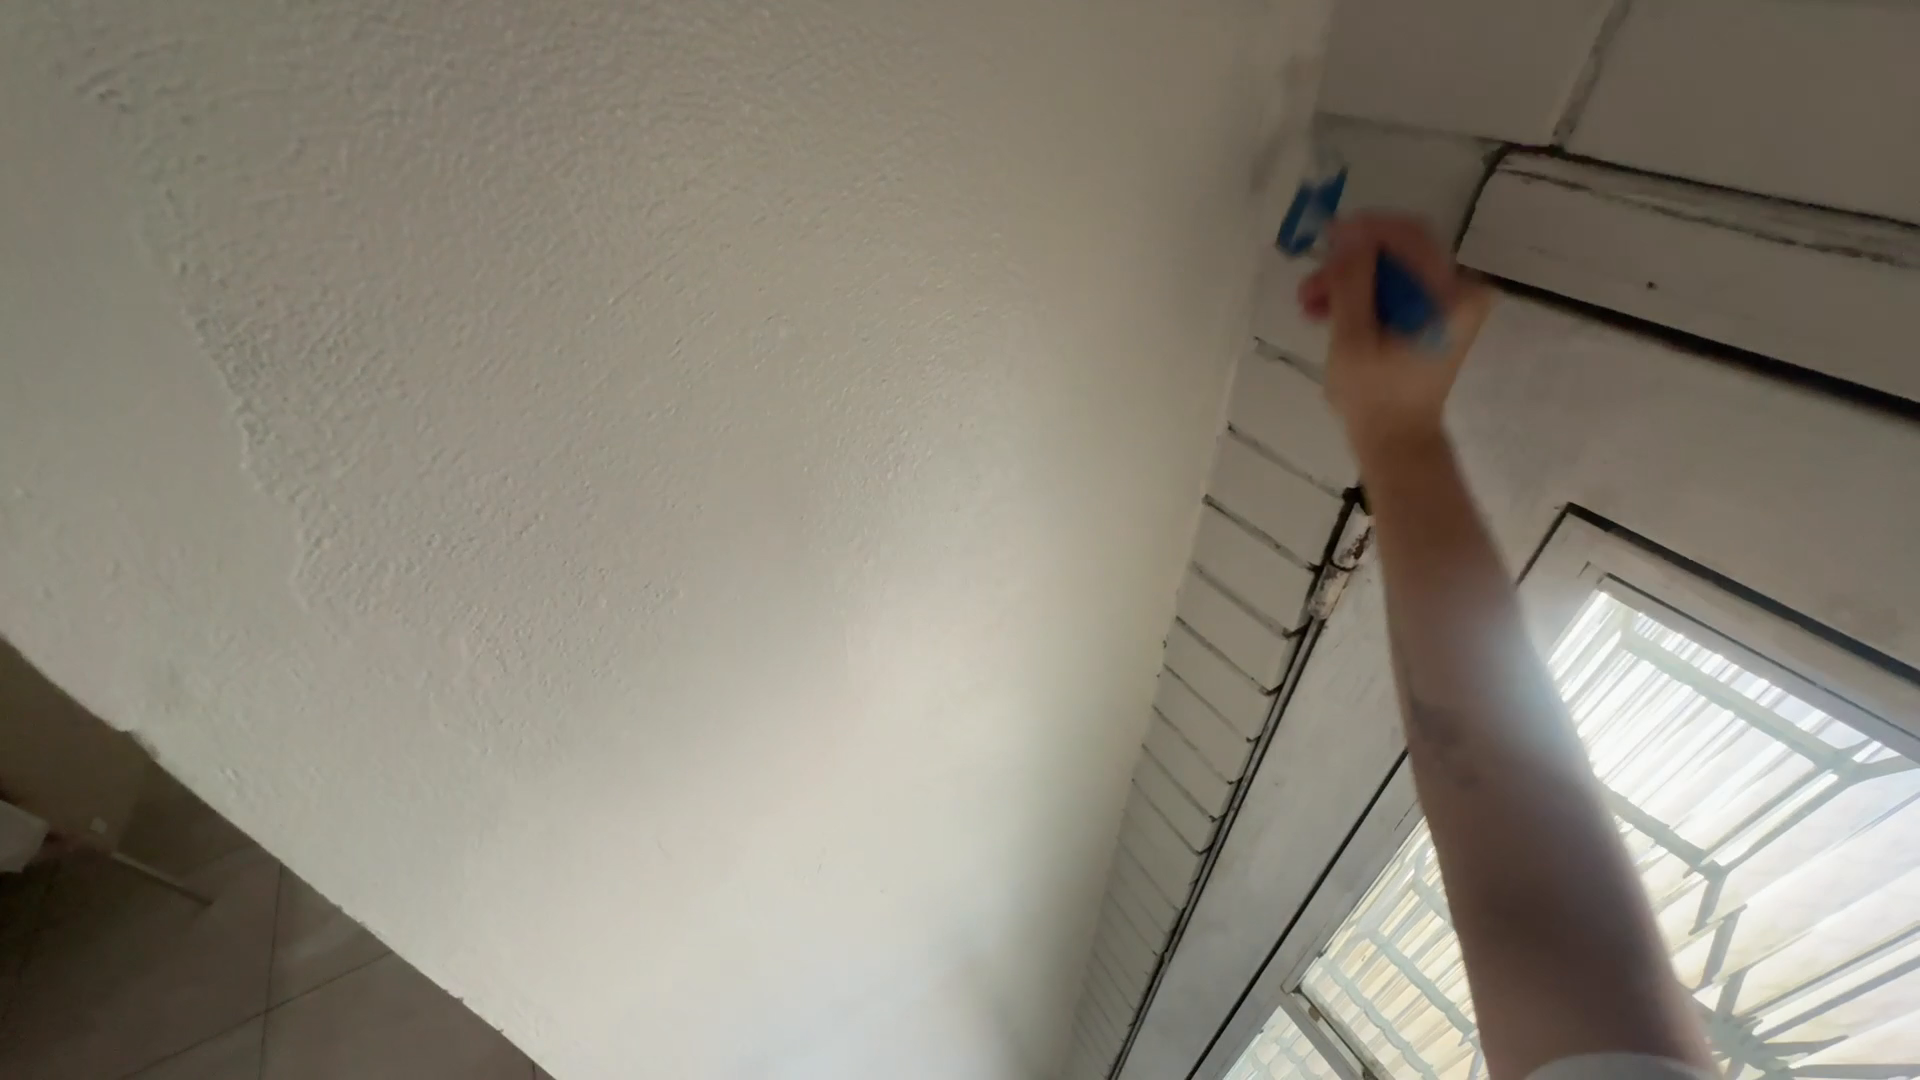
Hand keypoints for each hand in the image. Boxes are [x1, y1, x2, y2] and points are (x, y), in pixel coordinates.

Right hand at [1298, 214, 1491, 454]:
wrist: (1395, 442)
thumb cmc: (1374, 397)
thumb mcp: (1353, 338)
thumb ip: (1351, 282)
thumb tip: (1347, 233)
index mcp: (1451, 294)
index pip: (1409, 237)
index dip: (1365, 230)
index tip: (1323, 239)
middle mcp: (1459, 292)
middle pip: (1399, 255)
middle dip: (1349, 265)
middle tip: (1307, 289)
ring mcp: (1448, 307)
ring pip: (1392, 274)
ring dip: (1348, 284)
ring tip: (1310, 307)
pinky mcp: (1433, 321)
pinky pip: (1395, 294)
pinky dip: (1362, 300)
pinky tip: (1331, 316)